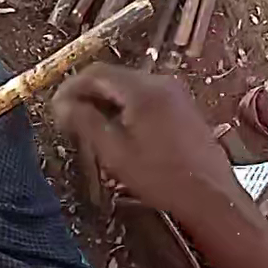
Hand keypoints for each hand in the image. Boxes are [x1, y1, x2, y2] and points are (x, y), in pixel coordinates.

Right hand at [52, 66, 253, 233]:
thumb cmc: (161, 176)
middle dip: (89, 94)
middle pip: (115, 76)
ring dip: (108, 101)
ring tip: (90, 127)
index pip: (97, 72)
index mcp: (143, 89)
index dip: (72, 87)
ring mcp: (175, 92)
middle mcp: (161, 82)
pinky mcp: (183, 106)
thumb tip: (62, 105)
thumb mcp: (115, 153)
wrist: (211, 195)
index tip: (56, 107)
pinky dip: (127, 106)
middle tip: (69, 119)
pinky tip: (119, 130)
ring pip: (130, 87)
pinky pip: (147, 96)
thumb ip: (86, 123)